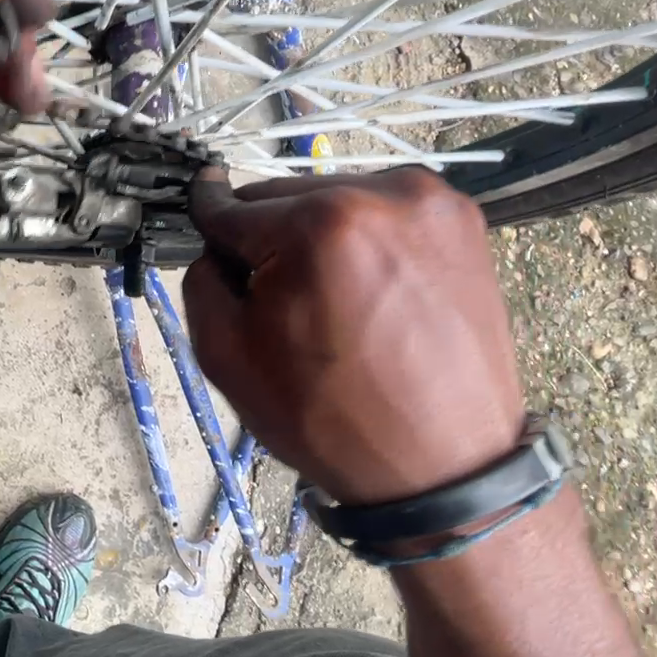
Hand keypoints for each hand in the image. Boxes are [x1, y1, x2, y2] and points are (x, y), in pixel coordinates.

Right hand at [182, 168, 525, 504]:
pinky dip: (355, 240)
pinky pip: (377, 213)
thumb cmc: (324, 415)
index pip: (230, 205)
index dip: (203, 217)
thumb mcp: (223, 353)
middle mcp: (382, 192)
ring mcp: (432, 203)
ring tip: (318, 296)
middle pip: (280, 196)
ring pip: (330, 199)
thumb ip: (201, 278)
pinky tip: (359, 289)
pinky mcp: (462, 222)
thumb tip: (219, 247)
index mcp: (317, 224)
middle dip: (261, 237)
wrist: (439, 464)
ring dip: (308, 235)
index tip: (194, 206)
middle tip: (266, 293)